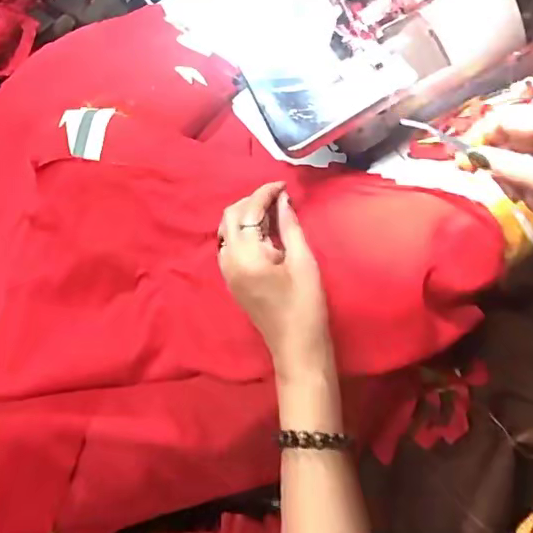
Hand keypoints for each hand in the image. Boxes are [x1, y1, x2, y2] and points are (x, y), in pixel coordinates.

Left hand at [218, 182, 333, 377]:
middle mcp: (228, 259)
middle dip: (253, 201)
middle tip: (279, 197)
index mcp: (246, 254)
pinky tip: (262, 229)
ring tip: (272, 210)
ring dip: (245, 213)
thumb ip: (289, 226)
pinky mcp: (230, 277)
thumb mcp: (303, 261)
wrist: (296, 348)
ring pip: (227, 228)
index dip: (266, 193)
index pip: (249, 211)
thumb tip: (283, 198)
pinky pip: (229, 242)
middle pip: (231, 215)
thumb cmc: (306, 305)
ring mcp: (226, 269)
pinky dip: (242, 229)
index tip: (284, 185)